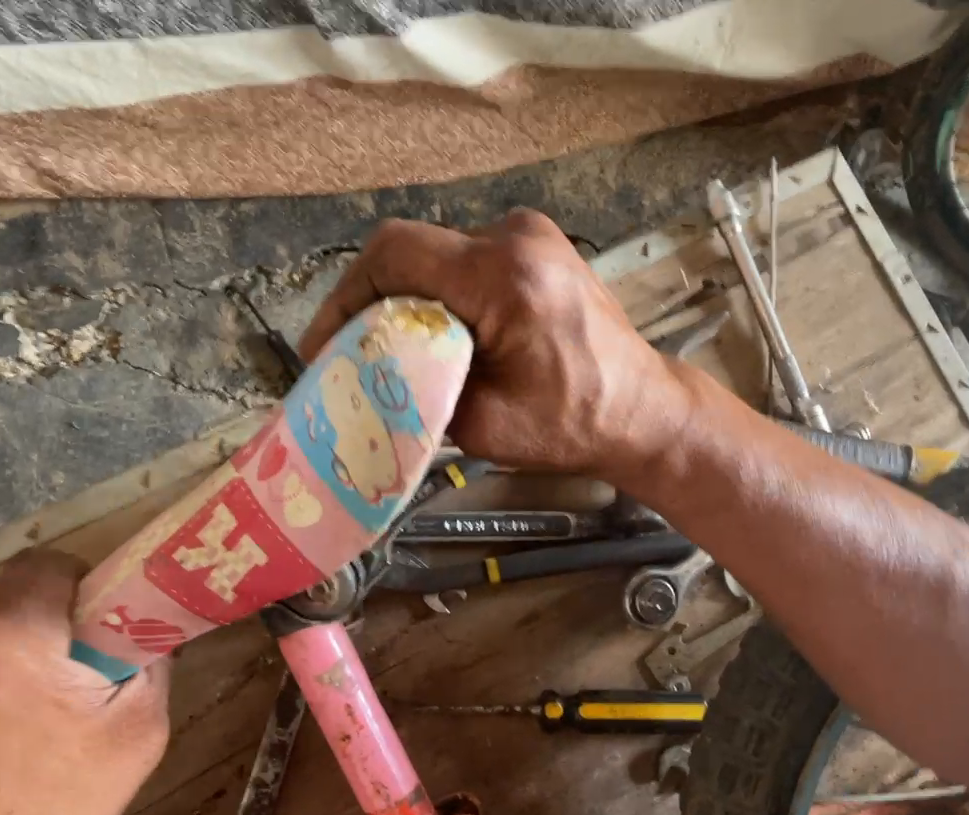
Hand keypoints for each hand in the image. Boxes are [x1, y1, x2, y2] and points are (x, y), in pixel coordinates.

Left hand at [0, 549, 169, 814]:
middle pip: (0, 606)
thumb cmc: (60, 810)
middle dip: (36, 631)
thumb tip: (146, 631)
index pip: (44, 565)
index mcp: (8, 639)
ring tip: (8, 730)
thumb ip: (151, 663)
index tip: (95, 627)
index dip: (78, 585)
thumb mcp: (141, 733)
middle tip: (61, 686)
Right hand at [298, 209, 697, 479]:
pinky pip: (466, 260)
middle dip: (371, 303)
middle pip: (412, 251)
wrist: (642, 412)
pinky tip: (431, 335)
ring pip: (437, 255)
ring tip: (383, 350)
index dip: (346, 298)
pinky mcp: (538, 248)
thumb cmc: (573, 425)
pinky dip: (439, 294)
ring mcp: (531, 235)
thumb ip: (418, 392)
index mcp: (503, 275)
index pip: (395, 255)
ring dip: (404, 299)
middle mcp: (515, 237)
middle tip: (347, 354)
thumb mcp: (483, 424)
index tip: (326, 345)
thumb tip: (368, 377)